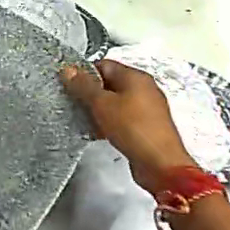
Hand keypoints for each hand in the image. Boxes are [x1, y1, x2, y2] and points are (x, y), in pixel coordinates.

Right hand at [62, 60, 196, 193]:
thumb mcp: (102, 104)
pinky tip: (98, 134)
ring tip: (84, 120)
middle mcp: (144, 89)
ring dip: (100, 111)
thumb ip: (84, 86)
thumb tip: (69, 70)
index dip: (85, 73)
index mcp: (136, 76)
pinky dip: (110, 124)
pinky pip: (123, 120)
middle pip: (110, 84)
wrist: (160, 164)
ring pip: (116, 103)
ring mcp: (147, 110)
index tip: (70, 85)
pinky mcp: (146, 128)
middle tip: (75, 103)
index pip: (104, 65)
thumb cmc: (134, 129)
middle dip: (91, 94)